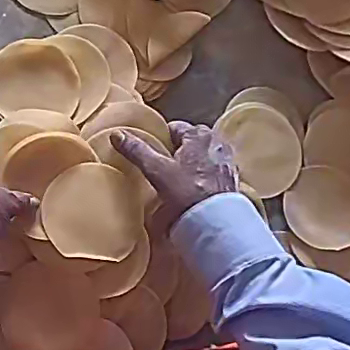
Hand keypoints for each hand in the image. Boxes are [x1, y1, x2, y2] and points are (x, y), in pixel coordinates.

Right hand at [111, 121, 238, 215]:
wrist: (215, 221)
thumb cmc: (187, 191)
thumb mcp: (156, 170)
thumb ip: (137, 151)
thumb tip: (117, 135)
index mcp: (199, 134)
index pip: (175, 128)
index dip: (161, 139)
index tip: (153, 151)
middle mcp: (217, 143)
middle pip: (191, 141)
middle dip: (178, 150)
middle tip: (164, 167)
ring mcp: (226, 162)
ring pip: (203, 156)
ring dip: (193, 163)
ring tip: (179, 180)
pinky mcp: (232, 180)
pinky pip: (213, 172)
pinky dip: (204, 176)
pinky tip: (195, 190)